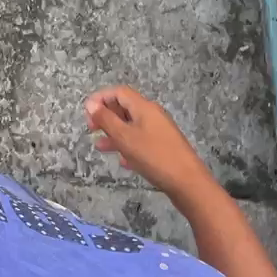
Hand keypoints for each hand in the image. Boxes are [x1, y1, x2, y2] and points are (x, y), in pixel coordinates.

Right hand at [84, 85, 214, 199]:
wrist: (190, 185)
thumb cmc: (154, 157)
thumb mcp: (125, 137)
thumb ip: (106, 119)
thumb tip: (90, 103)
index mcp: (144, 107)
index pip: (118, 92)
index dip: (100, 98)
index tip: (87, 113)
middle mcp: (152, 115)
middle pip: (125, 107)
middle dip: (106, 116)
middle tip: (92, 129)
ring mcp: (160, 131)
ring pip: (132, 126)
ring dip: (115, 133)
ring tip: (100, 147)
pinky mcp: (165, 147)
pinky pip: (141, 140)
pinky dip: (129, 146)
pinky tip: (123, 161)